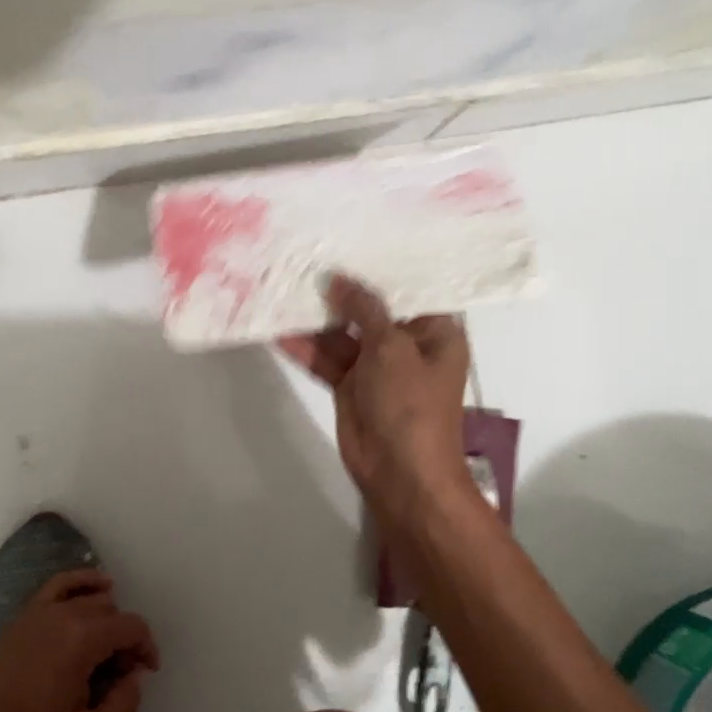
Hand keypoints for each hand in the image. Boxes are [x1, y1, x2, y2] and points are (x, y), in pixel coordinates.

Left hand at [0, 569, 159, 711]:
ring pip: (91, 598)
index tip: (145, 673)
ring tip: (106, 646)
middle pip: (112, 613)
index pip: (131, 627)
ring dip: (107, 617)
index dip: (146, 648)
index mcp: (82, 640)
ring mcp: (43, 609)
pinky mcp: (27, 613)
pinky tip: (99, 585)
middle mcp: (65, 614)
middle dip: (124, 639)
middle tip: (119, 673)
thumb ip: (125, 707)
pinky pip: (62, 583)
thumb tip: (135, 677)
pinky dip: (84, 580)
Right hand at [279, 274, 474, 515]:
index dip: (379, 267)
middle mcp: (406, 344)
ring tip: (282, 287)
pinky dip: (304, 346)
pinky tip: (276, 328)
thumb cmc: (410, 403)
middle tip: (305, 257)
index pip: (408, 289)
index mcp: (435, 331)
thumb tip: (336, 277)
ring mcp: (375, 367)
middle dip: (339, 290)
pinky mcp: (348, 386)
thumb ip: (363, 308)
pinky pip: (325, 358)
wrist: (401, 473)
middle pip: (368, 309)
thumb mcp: (392, 347)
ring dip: (315, 317)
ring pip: (341, 334)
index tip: (350, 238)